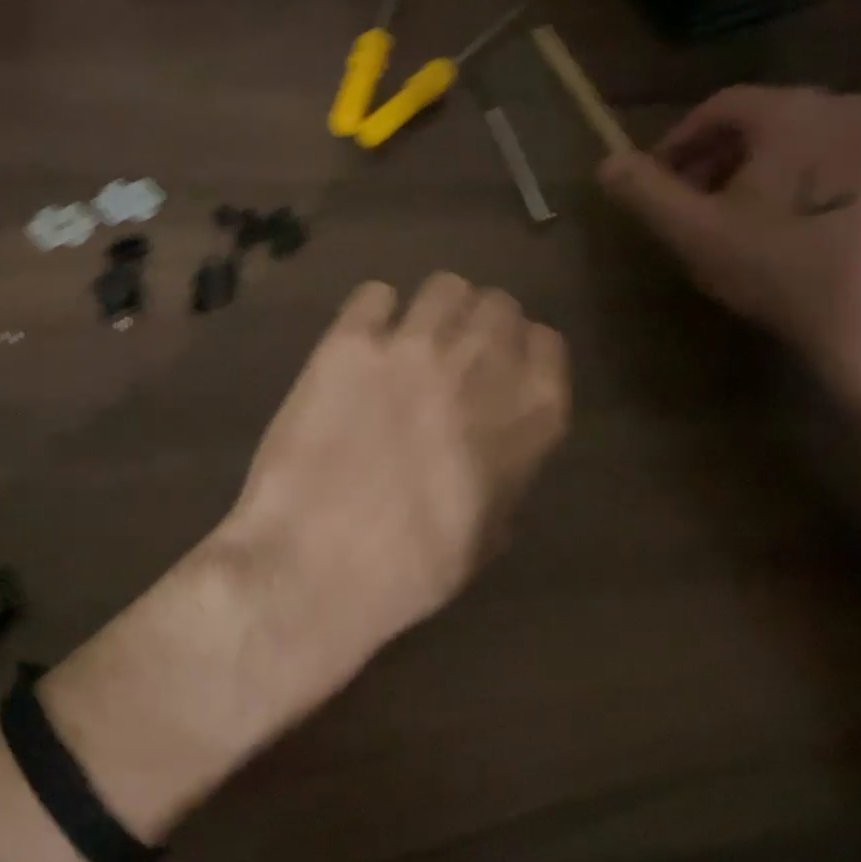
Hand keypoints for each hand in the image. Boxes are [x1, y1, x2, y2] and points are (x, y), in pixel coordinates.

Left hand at [214, 273, 569, 681]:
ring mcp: (414, 345)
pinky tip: (358, 349)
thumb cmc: (409, 573)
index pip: (546, 346)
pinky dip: (372, 315)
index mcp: (530, 416)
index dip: (519, 357)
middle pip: (498, 307)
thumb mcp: (483, 542)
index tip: (497, 375)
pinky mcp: (348, 342)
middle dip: (478, 329)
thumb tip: (493, 465)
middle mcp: (482, 363)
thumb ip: (502, 482)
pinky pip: (373, 295)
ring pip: (444, 288)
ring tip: (404, 348)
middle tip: (447, 363)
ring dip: (432, 314)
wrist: (314, 567)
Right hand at [599, 86, 860, 392]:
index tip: (654, 183)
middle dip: (714, 159)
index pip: (719, 106)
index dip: (677, 142)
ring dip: (754, 172)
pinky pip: (831, 162)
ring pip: (797, 142)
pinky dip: (795, 183)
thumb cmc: (777, 267)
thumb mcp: (694, 232)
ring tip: (730, 221)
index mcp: (792, 109)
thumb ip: (646, 192)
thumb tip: (606, 162)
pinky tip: (781, 230)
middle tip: (687, 204)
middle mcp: (844, 105)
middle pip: (761, 121)